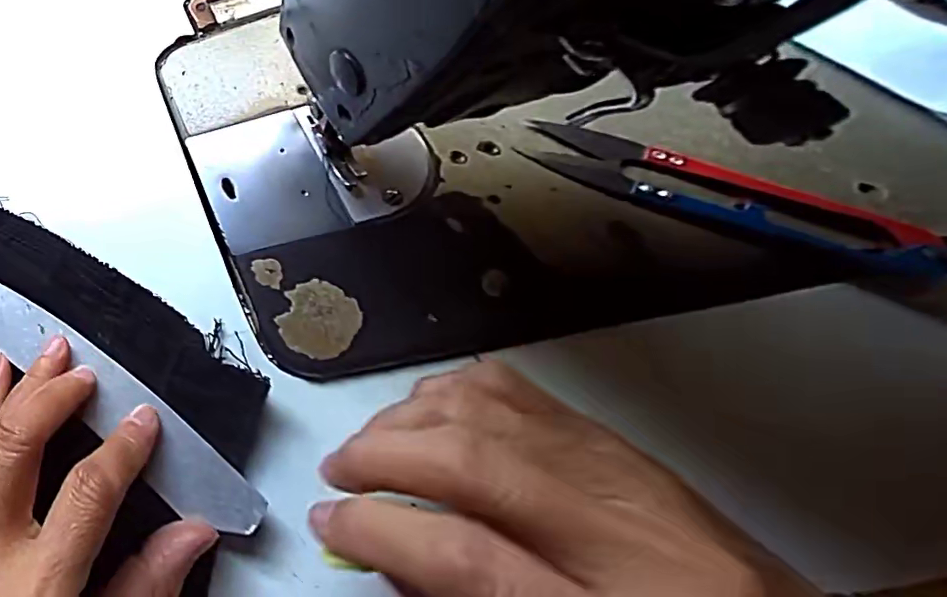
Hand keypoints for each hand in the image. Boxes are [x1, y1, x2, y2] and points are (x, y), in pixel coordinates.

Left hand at [0, 336, 218, 596]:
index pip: (85, 492)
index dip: (122, 448)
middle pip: (20, 444)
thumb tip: (192, 532)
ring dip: (23, 387)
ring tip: (52, 353)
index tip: (145, 421)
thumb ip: (146, 586)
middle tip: (89, 374)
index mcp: (34, 586)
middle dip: (56, 397)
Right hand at [311, 361, 819, 596]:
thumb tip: (395, 556)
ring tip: (374, 443)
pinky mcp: (610, 436)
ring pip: (489, 408)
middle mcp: (616, 525)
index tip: (330, 522)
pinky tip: (431, 407)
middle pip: (472, 461)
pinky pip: (519, 389)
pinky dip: (456, 390)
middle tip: (337, 474)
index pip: (470, 557)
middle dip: (383, 456)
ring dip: (411, 416)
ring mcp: (616, 466)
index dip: (382, 531)